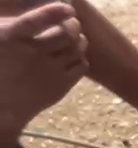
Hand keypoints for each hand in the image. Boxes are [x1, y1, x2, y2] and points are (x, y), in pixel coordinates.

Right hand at [0, 4, 86, 130]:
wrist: (0, 100)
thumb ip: (10, 27)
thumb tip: (22, 22)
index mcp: (10, 37)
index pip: (37, 21)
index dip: (54, 12)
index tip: (67, 7)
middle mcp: (35, 53)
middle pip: (64, 35)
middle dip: (71, 25)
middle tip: (72, 19)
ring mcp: (52, 69)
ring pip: (76, 50)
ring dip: (80, 40)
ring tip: (77, 34)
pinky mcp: (64, 84)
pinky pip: (81, 67)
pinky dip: (82, 57)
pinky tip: (77, 53)